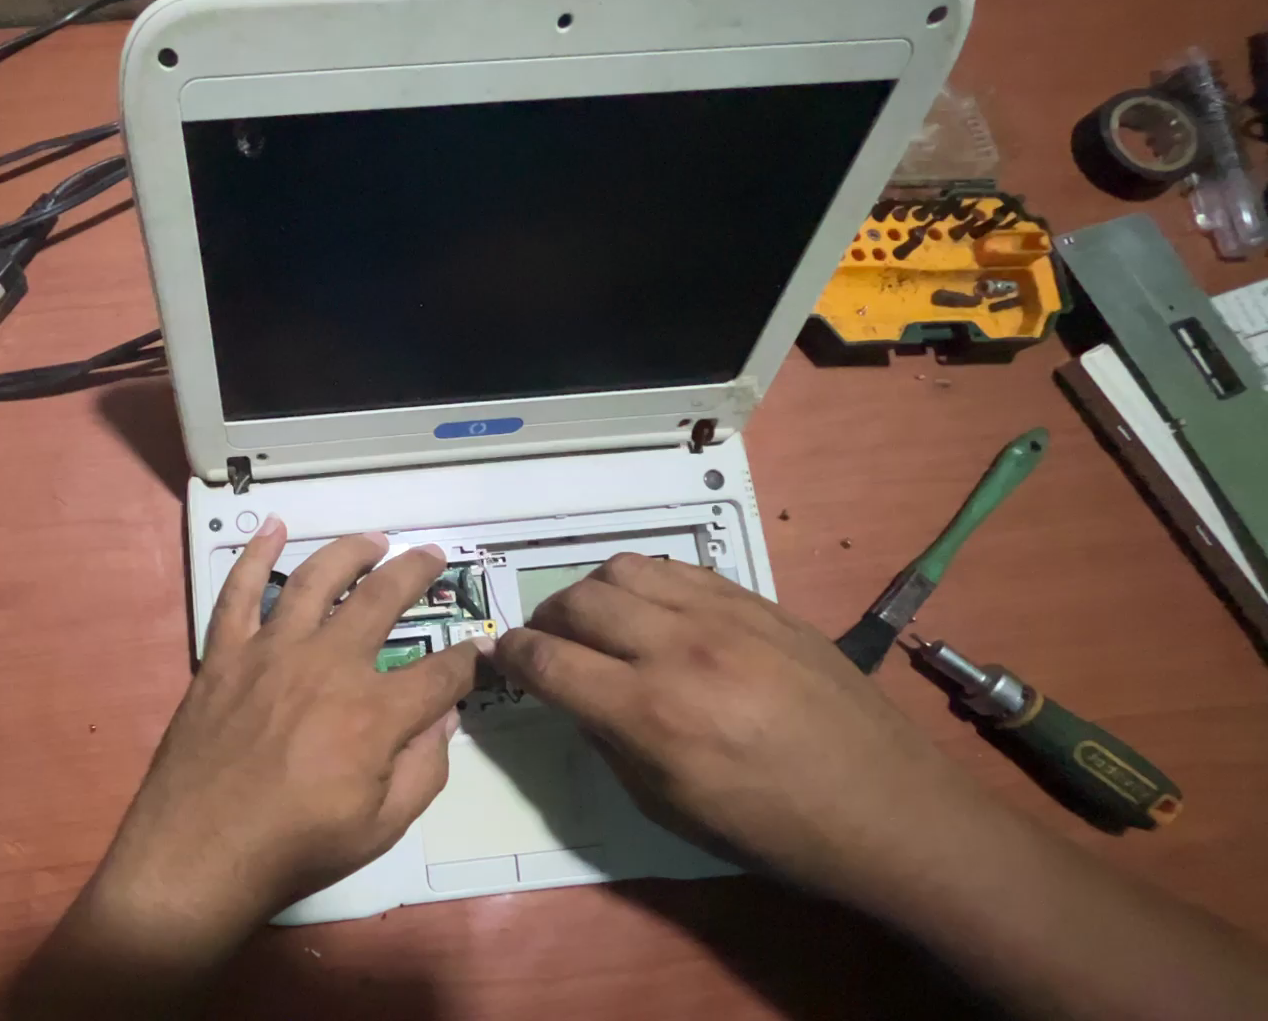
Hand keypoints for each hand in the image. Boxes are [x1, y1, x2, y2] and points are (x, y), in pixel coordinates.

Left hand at [81, 521, 479, 959]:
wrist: (196, 854)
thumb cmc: (294, 848)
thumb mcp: (382, 828)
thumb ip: (425, 769)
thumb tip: (445, 716)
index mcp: (374, 712)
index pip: (441, 673)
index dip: (469, 660)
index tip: (481, 649)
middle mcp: (328, 664)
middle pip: (383, 599)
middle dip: (416, 572)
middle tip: (431, 555)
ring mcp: (272, 651)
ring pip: (318, 579)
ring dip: (350, 551)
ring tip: (373, 539)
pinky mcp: (226, 652)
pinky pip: (241, 591)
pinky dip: (256, 555)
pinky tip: (272, 527)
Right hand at [493, 553, 995, 904]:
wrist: (891, 811)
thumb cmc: (770, 829)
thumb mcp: (666, 805)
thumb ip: (605, 738)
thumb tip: (572, 692)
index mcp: (652, 714)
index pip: (548, 660)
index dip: (512, 656)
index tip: (503, 658)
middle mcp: (678, 651)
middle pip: (575, 603)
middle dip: (546, 622)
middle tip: (551, 644)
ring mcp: (722, 616)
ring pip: (620, 569)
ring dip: (592, 594)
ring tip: (601, 622)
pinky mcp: (757, 602)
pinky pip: (675, 567)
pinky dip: (644, 583)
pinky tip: (653, 610)